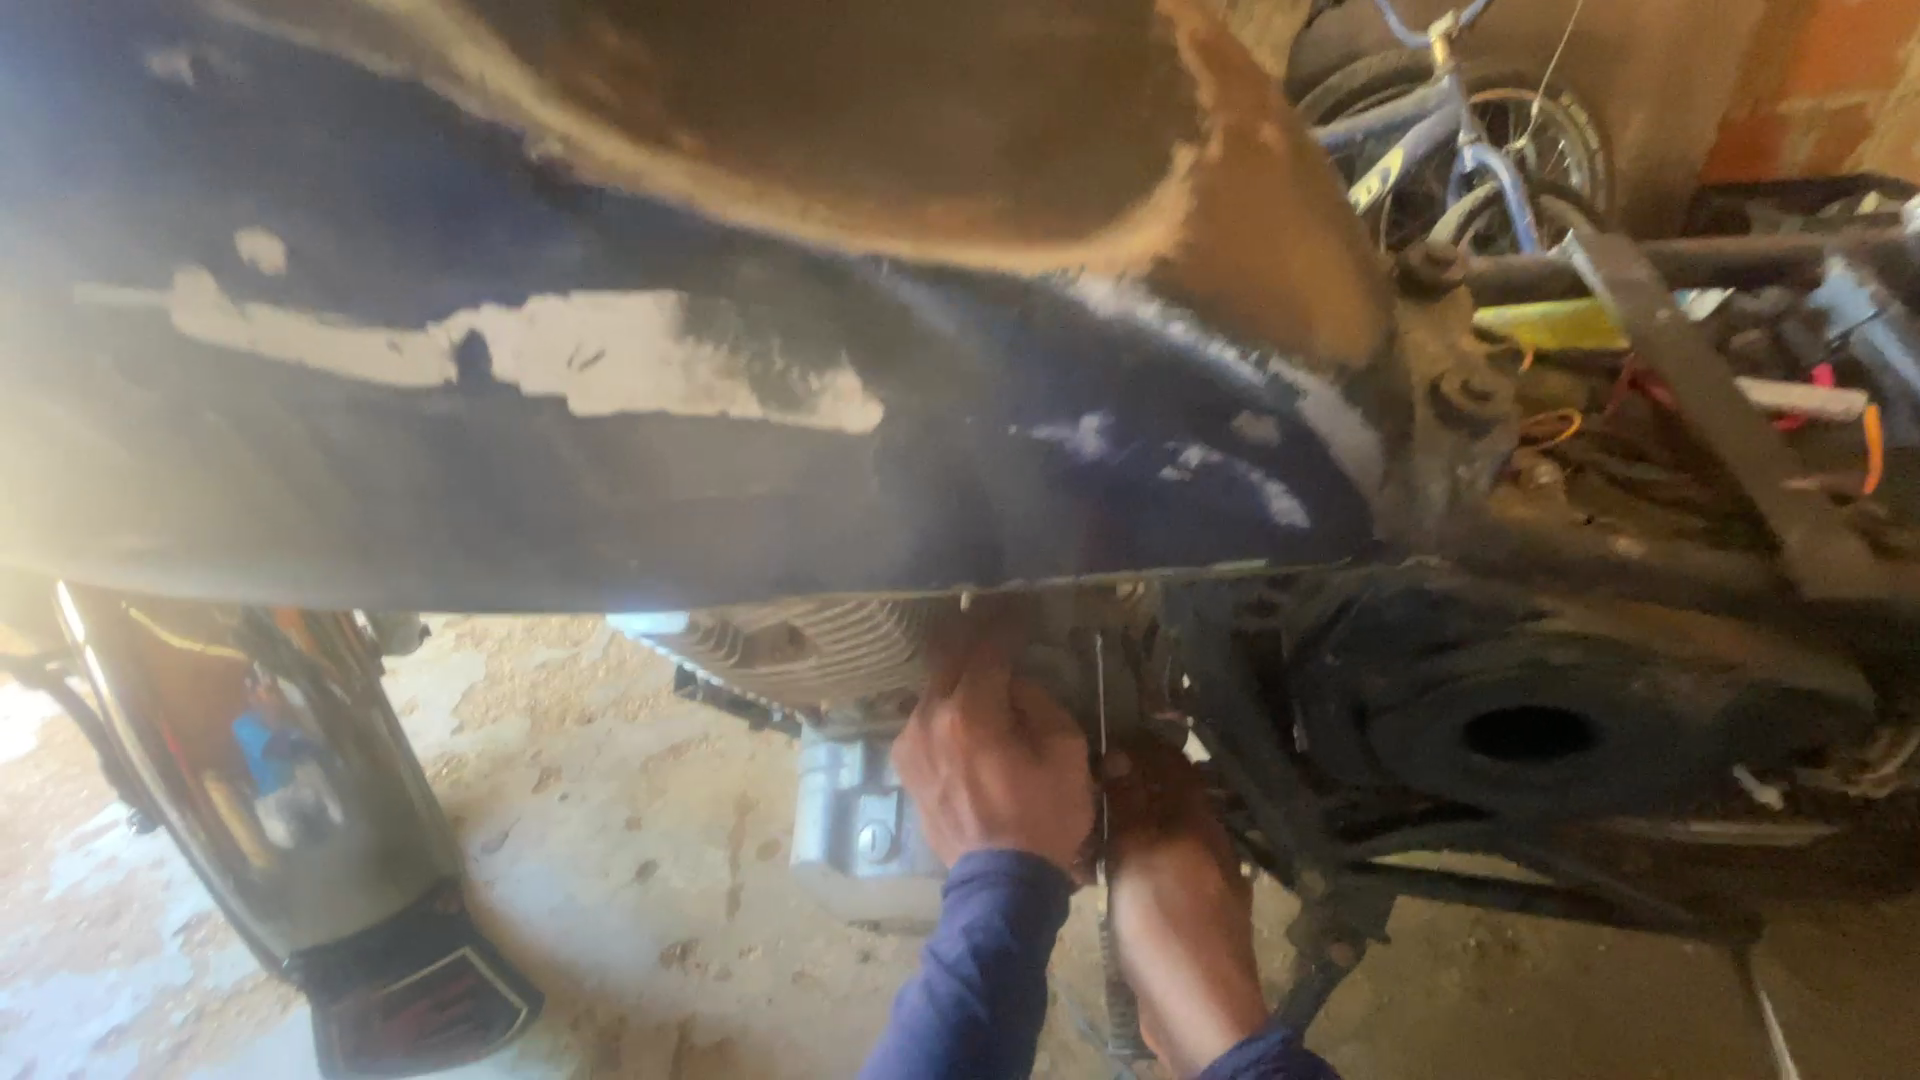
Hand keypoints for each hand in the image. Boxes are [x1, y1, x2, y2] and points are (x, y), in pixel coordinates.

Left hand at [891, 635, 1094, 876]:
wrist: (1001, 882)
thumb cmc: (1044, 818)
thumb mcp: (1066, 754)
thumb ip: (1039, 702)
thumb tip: (1014, 682)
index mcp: (971, 713)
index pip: (987, 651)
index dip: (1005, 627)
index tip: (1019, 612)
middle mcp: (930, 718)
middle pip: (948, 657)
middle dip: (973, 635)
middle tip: (993, 620)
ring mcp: (910, 741)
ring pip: (932, 687)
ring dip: (956, 671)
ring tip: (979, 662)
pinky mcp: (905, 764)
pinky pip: (924, 717)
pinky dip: (944, 704)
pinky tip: (961, 706)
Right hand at [1106, 740, 1268, 1077]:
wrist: (1201, 1012)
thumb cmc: (1165, 921)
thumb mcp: (1137, 855)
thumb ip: (1130, 804)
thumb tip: (1122, 753)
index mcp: (1200, 822)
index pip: (1173, 764)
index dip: (1144, 744)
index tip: (1110, 731)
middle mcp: (1209, 843)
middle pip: (1173, 796)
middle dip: (1139, 778)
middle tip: (1096, 769)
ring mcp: (1206, 880)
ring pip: (1167, 830)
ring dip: (1137, 815)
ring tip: (1098, 811)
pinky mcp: (1194, 912)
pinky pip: (1164, 862)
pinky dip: (1140, 849)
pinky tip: (1116, 862)